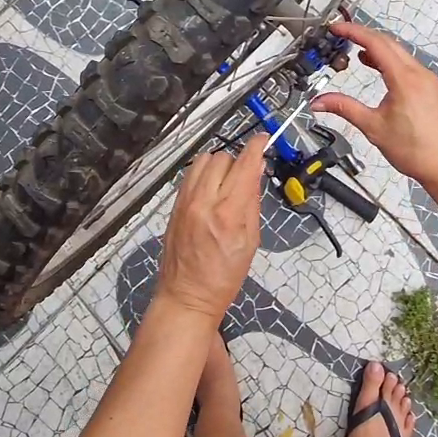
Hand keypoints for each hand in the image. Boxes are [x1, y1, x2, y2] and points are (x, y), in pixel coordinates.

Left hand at [154, 136, 266, 320]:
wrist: (186, 296)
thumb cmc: (224, 277)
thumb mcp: (250, 242)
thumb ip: (253, 202)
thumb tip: (257, 171)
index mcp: (228, 214)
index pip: (244, 166)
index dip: (256, 148)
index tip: (263, 139)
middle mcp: (204, 201)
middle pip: (223, 158)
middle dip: (238, 162)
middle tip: (246, 177)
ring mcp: (185, 201)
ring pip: (204, 160)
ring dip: (219, 165)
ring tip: (226, 183)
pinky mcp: (174, 204)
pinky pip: (190, 174)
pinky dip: (204, 173)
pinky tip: (211, 189)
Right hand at [312, 21, 437, 189]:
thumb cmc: (416, 150)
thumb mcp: (374, 128)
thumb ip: (345, 109)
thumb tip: (319, 102)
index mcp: (404, 79)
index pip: (375, 43)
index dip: (353, 31)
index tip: (336, 27)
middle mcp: (419, 74)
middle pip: (388, 42)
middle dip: (363, 35)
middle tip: (342, 35)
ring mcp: (428, 80)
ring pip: (399, 53)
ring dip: (377, 48)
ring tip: (355, 51)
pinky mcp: (432, 89)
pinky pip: (408, 65)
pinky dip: (389, 60)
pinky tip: (378, 69)